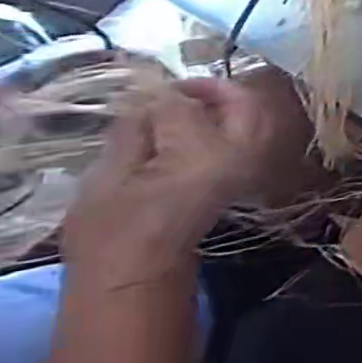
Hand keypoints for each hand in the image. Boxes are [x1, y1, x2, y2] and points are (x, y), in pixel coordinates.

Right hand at [62, 79, 269, 285]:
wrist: (136, 272)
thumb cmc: (111, 228)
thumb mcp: (108, 174)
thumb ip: (134, 132)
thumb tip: (145, 100)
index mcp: (203, 150)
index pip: (184, 105)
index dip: (159, 94)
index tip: (139, 91)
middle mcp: (239, 151)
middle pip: (242, 102)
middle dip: (214, 89)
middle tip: (175, 89)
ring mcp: (249, 163)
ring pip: (253, 116)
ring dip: (227, 104)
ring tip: (183, 105)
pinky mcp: (246, 174)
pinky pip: (249, 135)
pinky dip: (230, 122)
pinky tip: (194, 127)